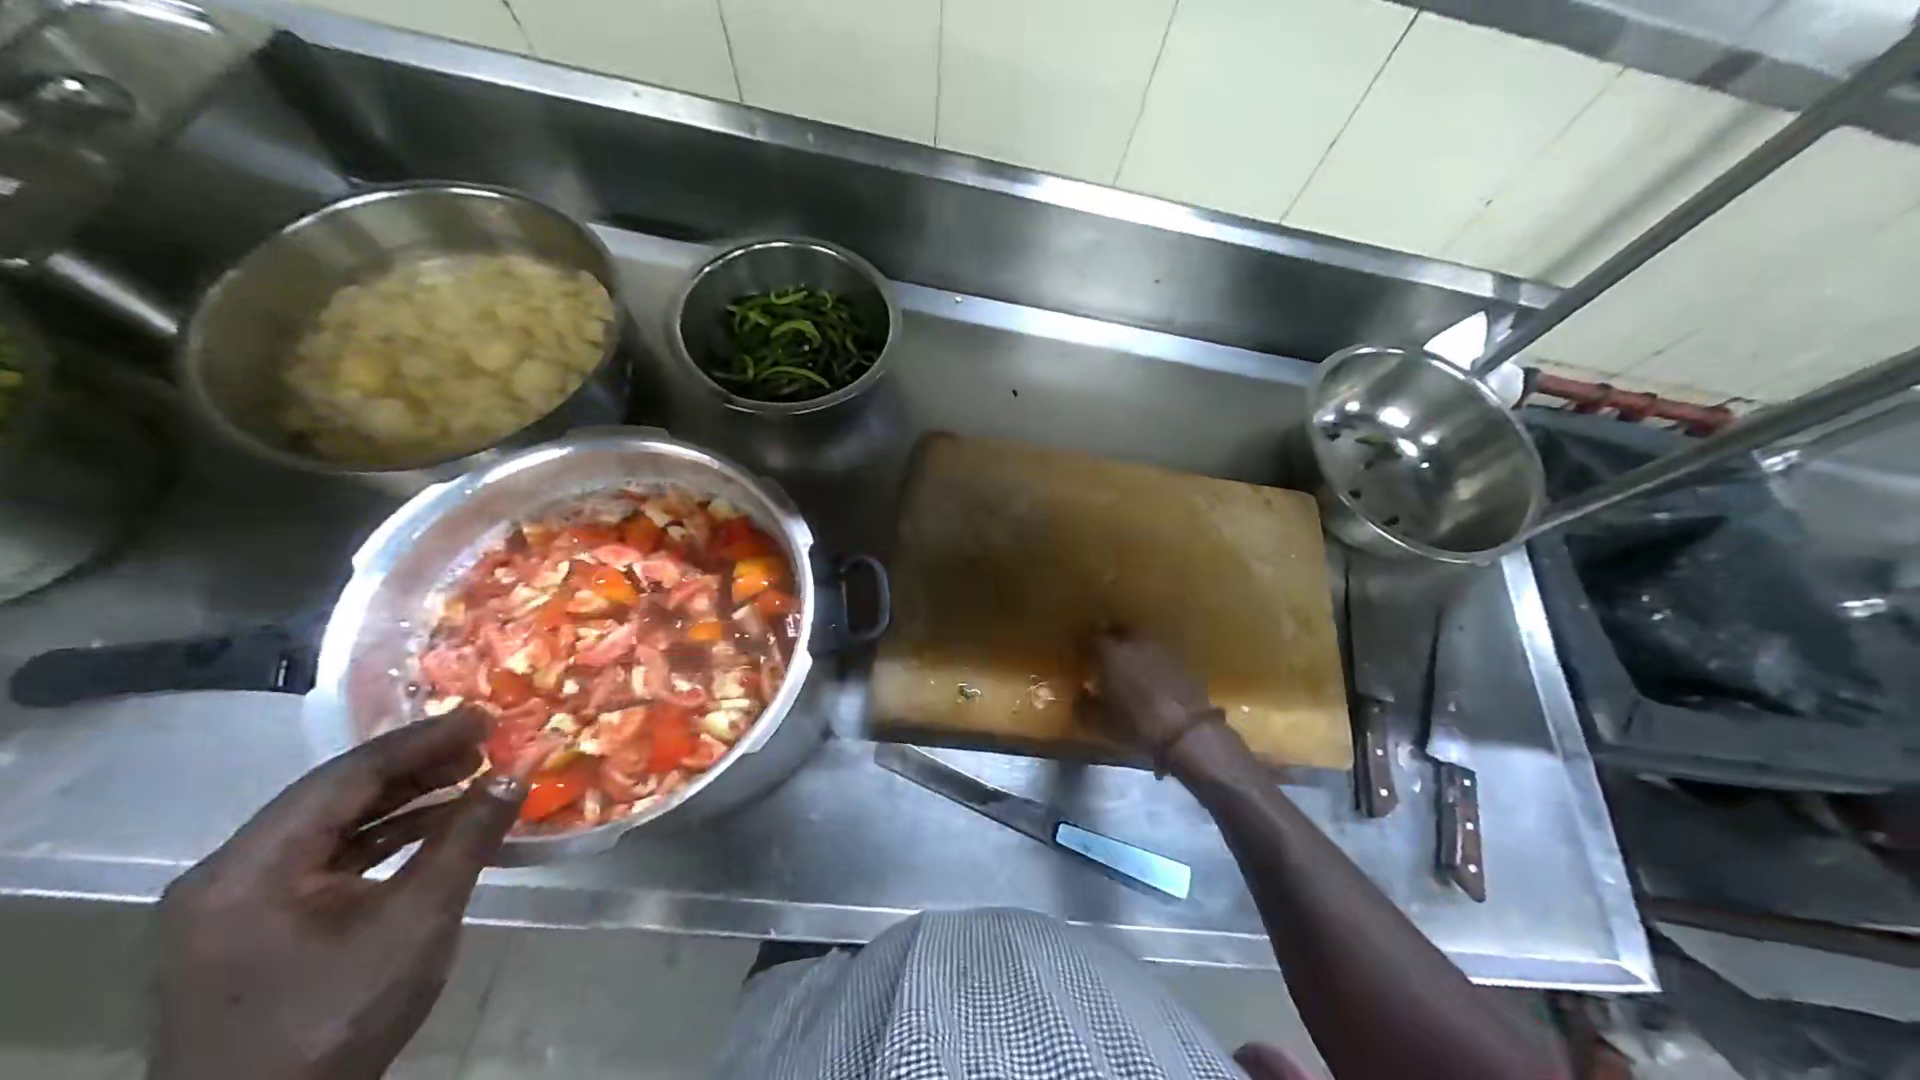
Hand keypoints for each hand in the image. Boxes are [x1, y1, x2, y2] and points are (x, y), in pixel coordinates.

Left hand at [149, 711, 524, 1079]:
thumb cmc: (337, 1018)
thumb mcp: (416, 923)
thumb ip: (465, 841)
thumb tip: (513, 777)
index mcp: (246, 868)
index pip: (345, 777)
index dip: (422, 740)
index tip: (483, 715)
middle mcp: (226, 874)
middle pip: (334, 797)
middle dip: (415, 766)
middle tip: (483, 742)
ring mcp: (233, 904)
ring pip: (330, 827)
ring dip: (403, 800)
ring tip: (468, 775)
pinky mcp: (252, 928)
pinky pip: (324, 860)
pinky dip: (383, 839)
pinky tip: (434, 827)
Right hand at [1082, 629, 1231, 767]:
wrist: (1186, 730)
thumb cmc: (1133, 724)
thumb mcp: (1097, 721)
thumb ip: (1082, 704)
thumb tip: (1081, 693)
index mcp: (1108, 651)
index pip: (1090, 637)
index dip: (1085, 646)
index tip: (1083, 658)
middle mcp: (1133, 641)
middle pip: (1117, 629)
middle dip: (1109, 640)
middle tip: (1105, 658)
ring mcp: (1160, 646)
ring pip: (1140, 639)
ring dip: (1133, 648)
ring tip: (1130, 667)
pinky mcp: (1182, 659)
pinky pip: (1159, 652)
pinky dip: (1152, 660)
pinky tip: (1152, 677)